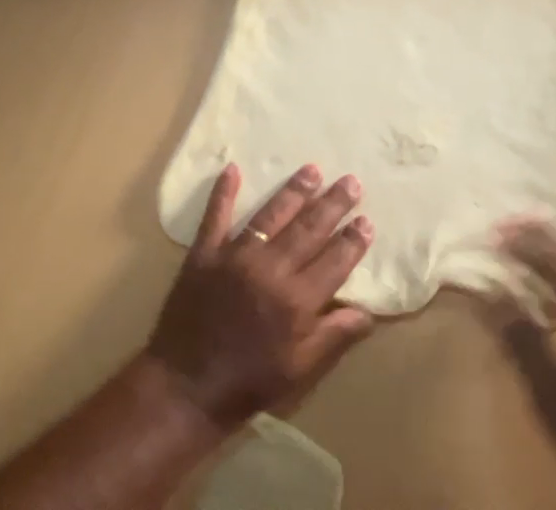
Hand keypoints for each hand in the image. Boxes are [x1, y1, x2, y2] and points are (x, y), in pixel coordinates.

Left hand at [144, 163, 374, 427]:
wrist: (187, 386)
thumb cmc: (250, 382)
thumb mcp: (301, 368)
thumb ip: (335, 335)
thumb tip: (368, 311)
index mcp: (297, 300)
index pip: (334, 260)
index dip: (353, 240)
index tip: (366, 219)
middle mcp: (270, 270)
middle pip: (309, 229)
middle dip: (333, 204)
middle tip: (351, 181)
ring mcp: (235, 258)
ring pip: (271, 216)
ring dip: (293, 191)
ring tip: (312, 170)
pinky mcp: (204, 255)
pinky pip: (215, 217)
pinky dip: (223, 193)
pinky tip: (232, 169)